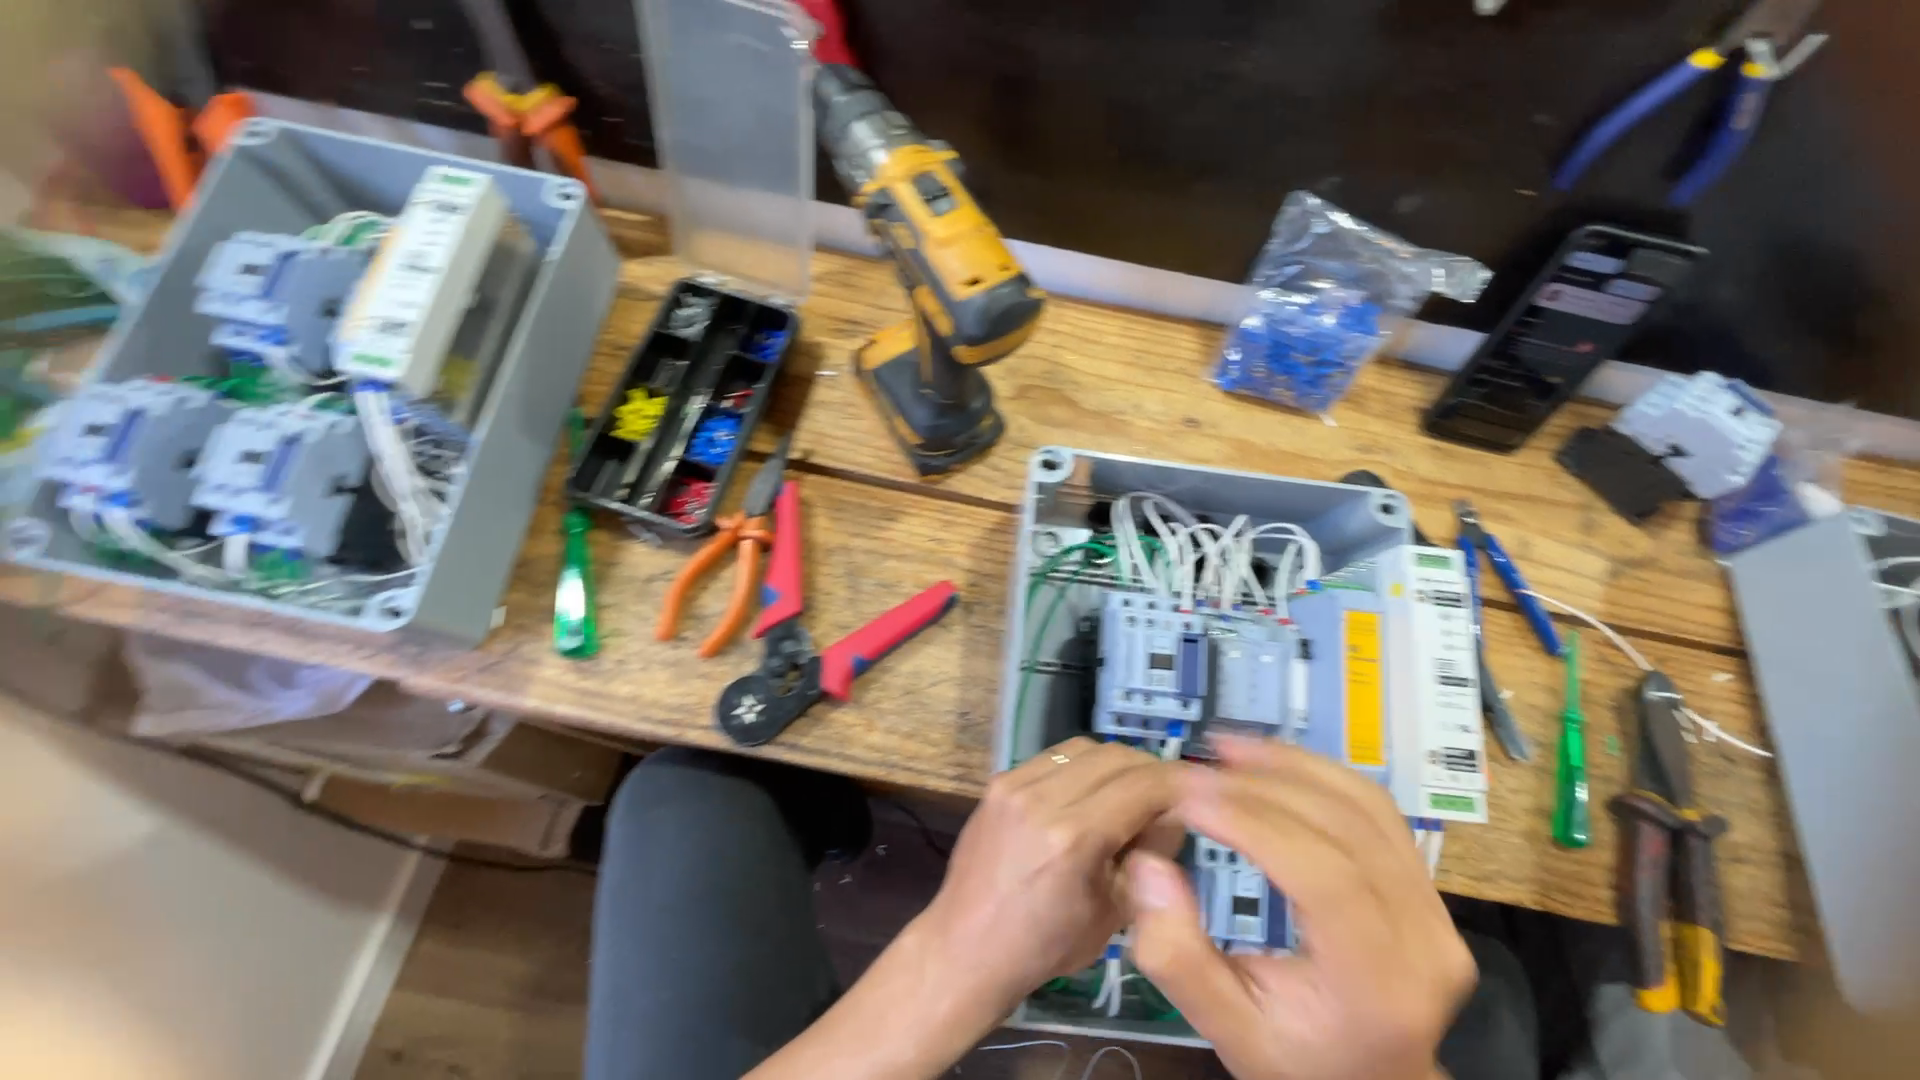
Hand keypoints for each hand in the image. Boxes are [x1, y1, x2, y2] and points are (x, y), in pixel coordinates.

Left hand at [915, 736, 1183, 1015]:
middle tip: (1167, 795)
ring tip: (1130, 792)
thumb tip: (1174, 813)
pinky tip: (1089, 793)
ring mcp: (1013, 784)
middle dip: (1150, 770)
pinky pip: (1053, 757)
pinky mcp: (997, 782)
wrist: (967, 947)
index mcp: (1074, 837)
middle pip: (1115, 756)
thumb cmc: (1046, 945)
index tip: (1202, 789)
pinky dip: (1081, 766)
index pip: (1143, 786)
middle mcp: (1042, 799)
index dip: (1180, 783)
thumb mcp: (1115, 912)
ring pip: (1084, 748)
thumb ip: (1149, 854)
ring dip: (1116, 763)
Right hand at [1125, 736, 1475, 1079]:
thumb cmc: (1295, 1060)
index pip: (1324, 877)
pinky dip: (1320, 775)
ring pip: (1367, 806)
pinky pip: (1377, 811)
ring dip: (1292, 766)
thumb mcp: (1224, 1028)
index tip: (1187, 794)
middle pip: (1347, 829)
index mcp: (1378, 984)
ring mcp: (1436, 909)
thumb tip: (1147, 864)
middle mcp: (1425, 939)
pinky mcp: (1428, 888)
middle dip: (1262, 786)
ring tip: (1226, 750)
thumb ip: (1178, 955)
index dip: (1253, 823)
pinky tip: (1270, 763)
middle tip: (1193, 771)